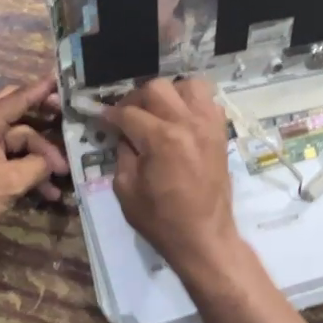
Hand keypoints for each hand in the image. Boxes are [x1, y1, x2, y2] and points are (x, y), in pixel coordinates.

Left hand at [0, 75, 68, 249]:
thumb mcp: (11, 182)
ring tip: (61, 178)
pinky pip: (8, 156)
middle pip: (18, 114)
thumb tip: (52, 162)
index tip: (61, 78)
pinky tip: (45, 191)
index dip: (42, 89)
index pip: (19, 98)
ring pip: (17, 141)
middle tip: (66, 120)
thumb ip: (38, 166)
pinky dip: (25, 169)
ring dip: (39, 158)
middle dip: (44, 120)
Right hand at [106, 77, 240, 273]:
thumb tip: (124, 134)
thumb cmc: (160, 219)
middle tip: (127, 116)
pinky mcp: (220, 134)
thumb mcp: (125, 189)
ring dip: (169, 94)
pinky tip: (180, 120)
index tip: (101, 118)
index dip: (110, 115)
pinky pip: (209, 102)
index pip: (128, 113)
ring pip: (188, 85)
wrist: (203, 237)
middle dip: (135, 99)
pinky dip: (192, 103)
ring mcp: (208, 126)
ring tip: (158, 112)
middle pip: (156, 88)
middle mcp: (187, 123)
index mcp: (161, 139)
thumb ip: (122, 154)